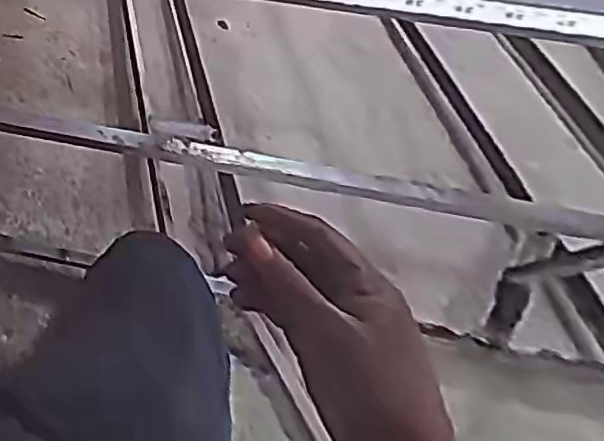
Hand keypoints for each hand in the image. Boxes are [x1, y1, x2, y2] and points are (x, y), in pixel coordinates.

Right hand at [225, 204, 453, 440]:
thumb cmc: (374, 391)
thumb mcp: (325, 330)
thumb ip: (286, 282)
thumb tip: (252, 238)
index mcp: (367, 284)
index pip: (318, 235)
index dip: (280, 219)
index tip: (245, 213)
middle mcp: (356, 298)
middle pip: (304, 259)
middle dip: (264, 248)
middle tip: (228, 246)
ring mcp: (344, 324)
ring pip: (296, 285)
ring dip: (262, 276)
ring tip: (230, 275)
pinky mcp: (332, 349)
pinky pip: (295, 311)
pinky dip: (269, 302)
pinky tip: (246, 301)